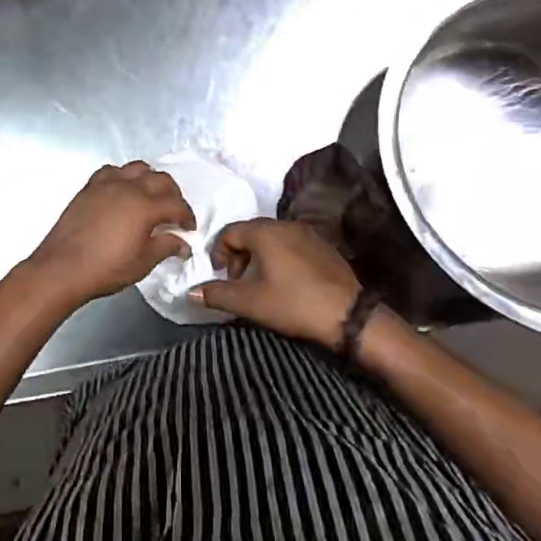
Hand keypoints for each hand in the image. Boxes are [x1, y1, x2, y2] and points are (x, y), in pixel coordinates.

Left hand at [20, 162, 194, 307]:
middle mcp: (128, 187)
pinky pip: (111, 171)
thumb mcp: (143, 262)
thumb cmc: (106, 268)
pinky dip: (123, 176)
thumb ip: (166, 247)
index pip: (176, 204)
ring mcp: (106, 184)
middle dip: (173, 193)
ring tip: (151, 195)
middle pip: (160, 179)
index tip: (188, 227)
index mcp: (145, 206)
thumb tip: (183, 244)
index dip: (186, 215)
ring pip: (136, 168)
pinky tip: (122, 190)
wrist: (63, 267)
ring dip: (150, 179)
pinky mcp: (89, 187)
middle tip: (174, 211)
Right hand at [196, 218, 365, 350]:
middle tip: (238, 282)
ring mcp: (308, 233)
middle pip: (250, 233)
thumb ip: (216, 294)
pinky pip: (291, 245)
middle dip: (239, 255)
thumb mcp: (249, 302)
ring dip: (259, 257)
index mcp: (264, 231)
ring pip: (272, 238)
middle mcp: (285, 224)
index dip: (218, 253)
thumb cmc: (293, 304)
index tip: (221, 276)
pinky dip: (280, 258)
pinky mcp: (324, 246)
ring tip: (261, 284)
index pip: (229, 232)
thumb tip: (190, 293)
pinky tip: (286, 283)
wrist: (349, 316)